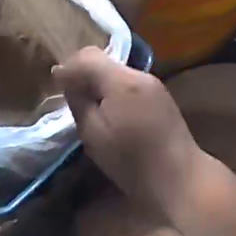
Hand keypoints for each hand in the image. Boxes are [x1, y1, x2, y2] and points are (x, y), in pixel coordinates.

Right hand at [52, 47, 203, 209]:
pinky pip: (130, 83)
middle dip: (83, 73)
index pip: (87, 57)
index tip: (55, 86)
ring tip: (89, 106)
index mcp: (122, 82)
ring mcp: (155, 84)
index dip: (68, 68)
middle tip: (70, 96)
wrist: (179, 178)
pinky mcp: (161, 97)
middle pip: (104, 61)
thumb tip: (66, 78)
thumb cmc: (131, 161)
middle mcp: (140, 75)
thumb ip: (78, 101)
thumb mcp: (93, 134)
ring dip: (100, 82)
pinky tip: (111, 112)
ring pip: (117, 72)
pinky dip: (115, 91)